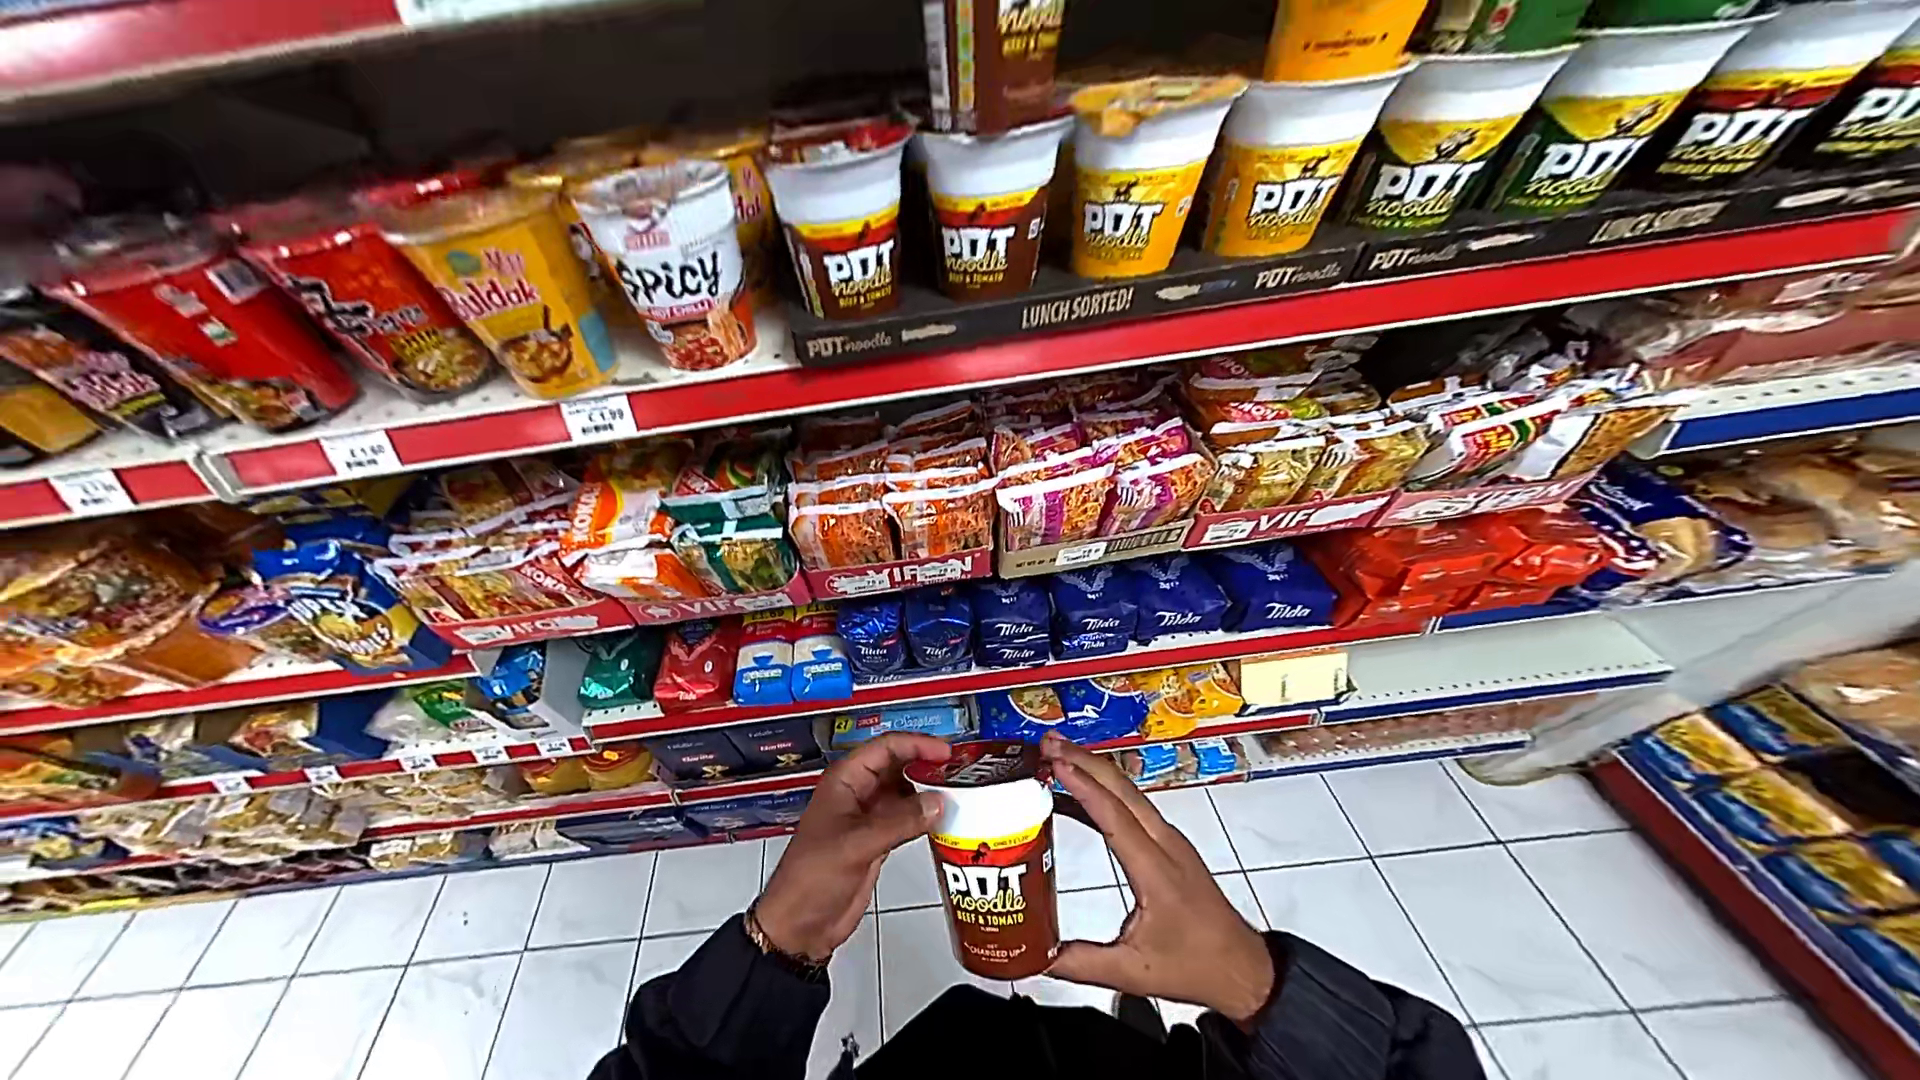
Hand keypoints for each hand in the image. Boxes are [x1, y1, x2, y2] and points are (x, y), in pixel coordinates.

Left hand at [755, 734, 952, 960]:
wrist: (800, 925)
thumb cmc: (812, 877)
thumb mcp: (857, 844)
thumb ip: (900, 822)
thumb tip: (938, 802)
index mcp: (845, 780)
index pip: (886, 747)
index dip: (917, 745)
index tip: (946, 752)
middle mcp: (858, 791)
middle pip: (897, 764)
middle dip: (926, 763)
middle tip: (958, 769)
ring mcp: (868, 815)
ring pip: (903, 789)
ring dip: (927, 789)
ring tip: (957, 790)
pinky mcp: (877, 837)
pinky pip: (906, 815)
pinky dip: (924, 814)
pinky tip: (943, 818)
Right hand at [1041, 733, 1275, 1025]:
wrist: (1244, 969)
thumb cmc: (1197, 966)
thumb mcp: (1135, 973)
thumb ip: (1082, 962)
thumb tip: (1037, 957)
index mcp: (1157, 870)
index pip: (1115, 815)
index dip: (1083, 785)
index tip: (1056, 763)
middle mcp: (1165, 843)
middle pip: (1121, 787)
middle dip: (1083, 759)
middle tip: (1048, 743)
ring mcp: (1169, 838)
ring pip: (1127, 789)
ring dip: (1093, 767)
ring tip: (1058, 754)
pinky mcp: (1168, 841)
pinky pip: (1132, 802)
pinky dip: (1104, 786)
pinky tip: (1079, 787)